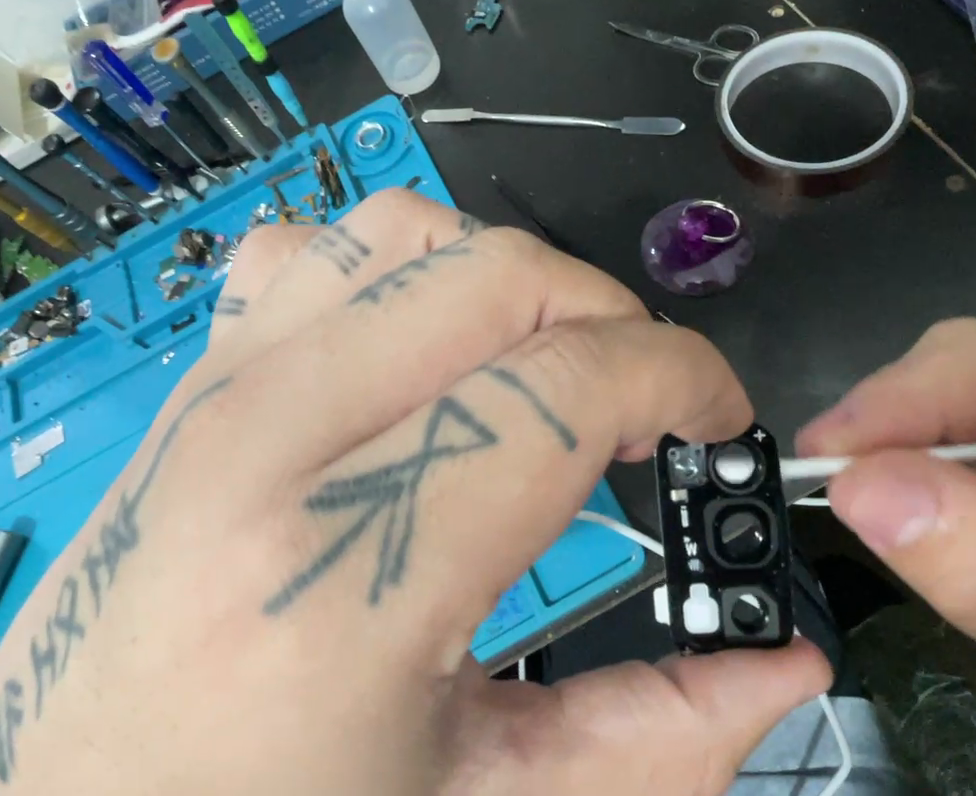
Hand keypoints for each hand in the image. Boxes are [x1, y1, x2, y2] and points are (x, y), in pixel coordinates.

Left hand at [0, 190, 829, 795]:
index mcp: (348, 582)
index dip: (678, 380)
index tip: (715, 422)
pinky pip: (311, 249)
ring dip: (510, 276)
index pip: (559, 391)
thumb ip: (647, 743)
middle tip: (642, 395)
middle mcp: (270, 446)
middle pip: (495, 278)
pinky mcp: (195, 372)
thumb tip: (781, 665)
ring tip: (541, 358)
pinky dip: (396, 265)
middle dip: (611, 314)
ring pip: (405, 232)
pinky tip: (421, 342)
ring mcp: (218, 387)